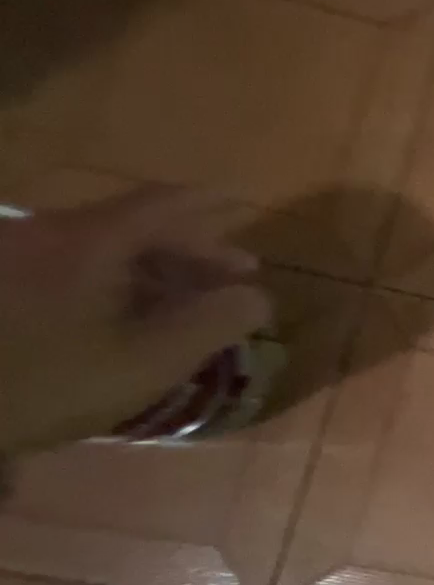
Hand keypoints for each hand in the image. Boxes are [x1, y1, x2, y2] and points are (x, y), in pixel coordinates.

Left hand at [0, 187, 271, 454]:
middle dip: (192, 247)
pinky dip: (116, 280)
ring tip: (190, 299)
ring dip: (155, 267)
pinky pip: (67, 266)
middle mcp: (38, 234)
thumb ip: (217, 321)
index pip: (161, 204)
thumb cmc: (50, 382)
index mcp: (85, 242)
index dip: (210, 202)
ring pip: (99, 248)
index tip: (246, 202)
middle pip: (130, 225)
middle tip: (238, 274)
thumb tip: (257, 296)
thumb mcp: (154, 359)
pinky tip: (133, 311)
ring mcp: (7, 258)